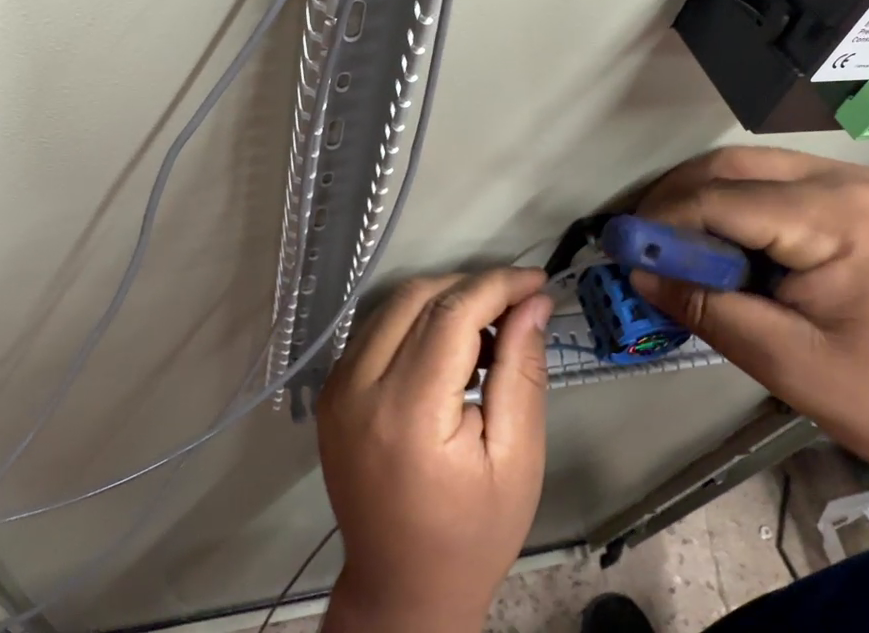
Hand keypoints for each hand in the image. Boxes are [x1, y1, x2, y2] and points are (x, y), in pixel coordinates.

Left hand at [316, 269, 553, 632]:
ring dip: (442, 300)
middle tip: (518, 305)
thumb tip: (533, 303)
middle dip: (471, 286)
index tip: (537, 281)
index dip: (497, 285)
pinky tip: (449, 349)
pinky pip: (373, 332)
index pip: (451, 313)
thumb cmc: (471, 535)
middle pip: (416, 297)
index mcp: (407, 411)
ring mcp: (336, 389)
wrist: (401, 588)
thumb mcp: (516, 459)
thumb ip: (522, 372)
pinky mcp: (331, 395)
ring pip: (390, 307)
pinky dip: (414, 322)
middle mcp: (359, 388)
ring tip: (488, 331)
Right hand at [628, 147, 868, 500]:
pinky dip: (749, 214)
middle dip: (676, 200)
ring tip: (677, 253)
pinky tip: (736, 255)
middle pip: (737, 167)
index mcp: (838, 213)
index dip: (658, 222)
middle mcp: (855, 182)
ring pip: (763, 174)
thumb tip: (640, 272)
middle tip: (638, 246)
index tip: (615, 253)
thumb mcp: (793, 364)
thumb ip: (708, 307)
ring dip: (710, 204)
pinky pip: (795, 193)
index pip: (718, 197)